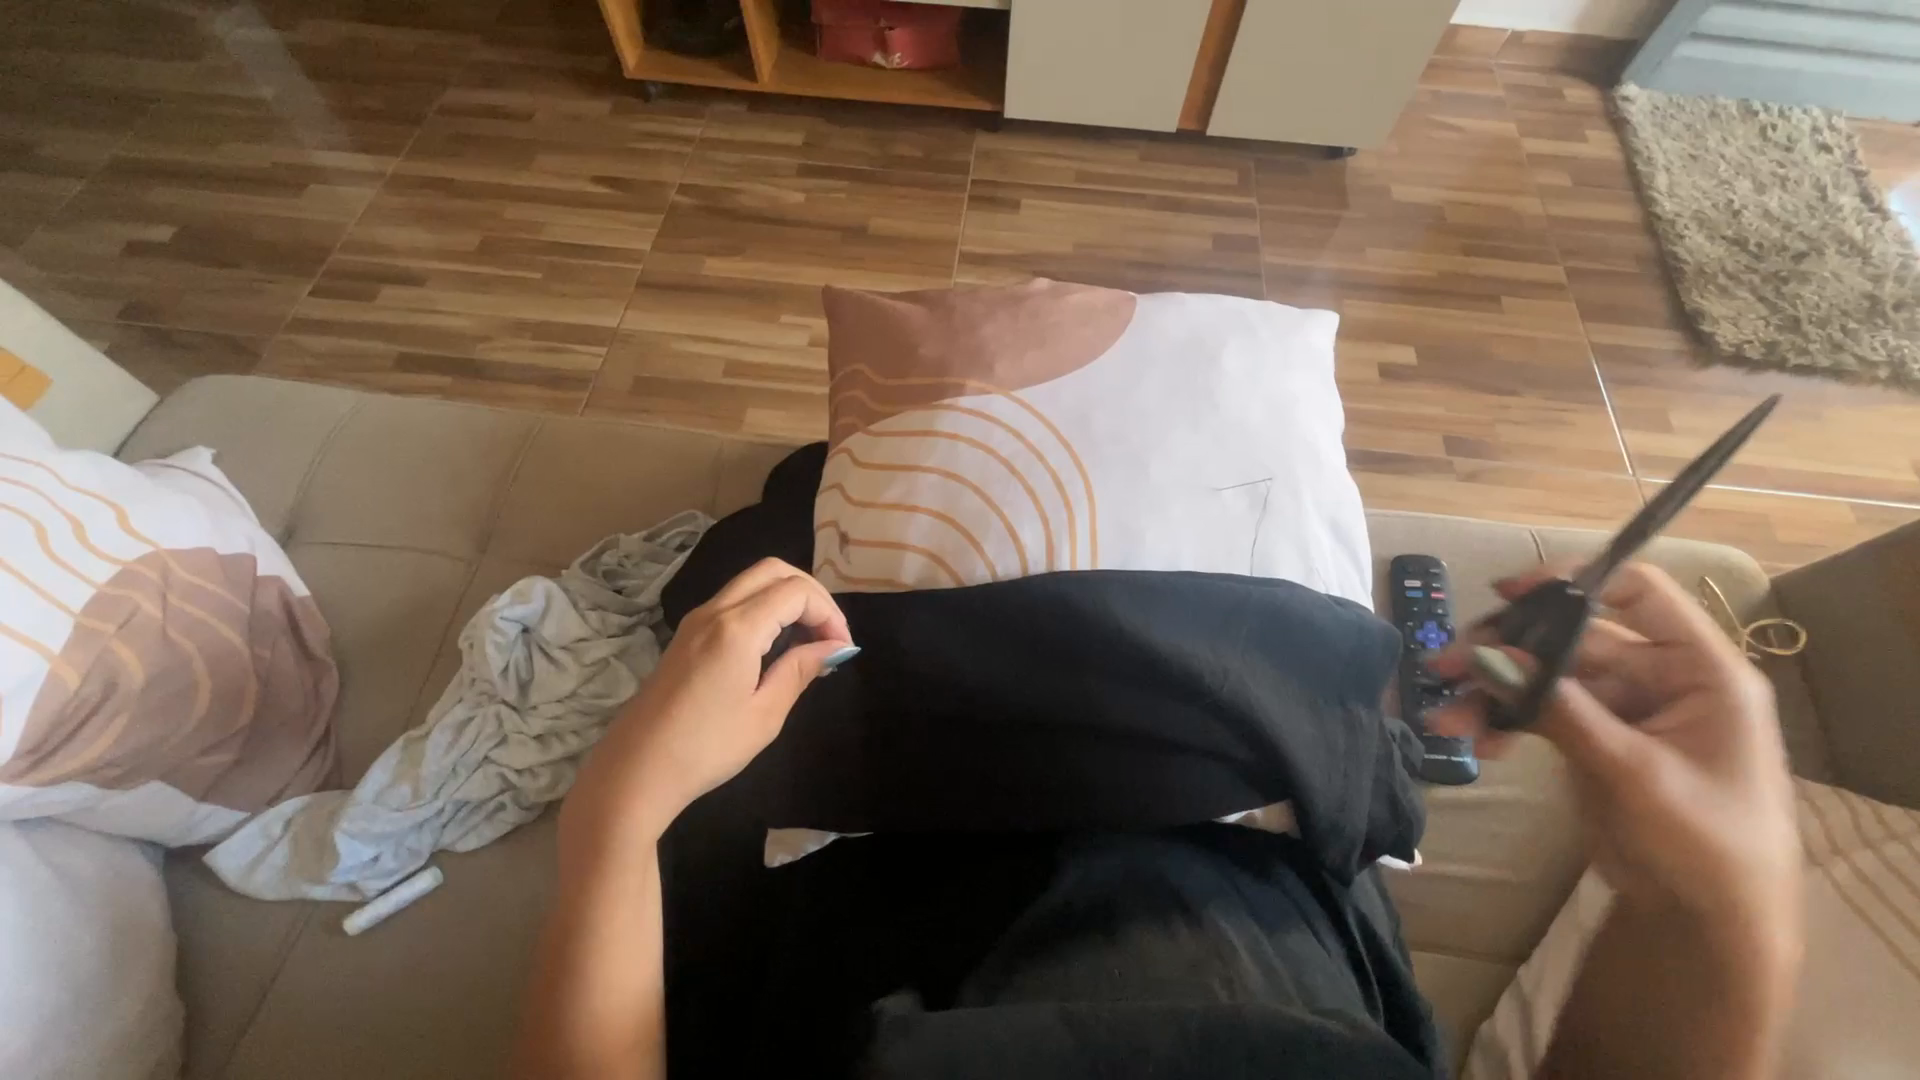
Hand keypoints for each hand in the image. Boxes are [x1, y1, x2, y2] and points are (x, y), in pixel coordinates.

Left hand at [562, 559, 853, 847]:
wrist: (634, 772)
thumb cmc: (705, 749)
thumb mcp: (765, 714)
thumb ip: (801, 670)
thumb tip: (836, 647)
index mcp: (737, 628)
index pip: (796, 592)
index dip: (829, 613)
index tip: (843, 649)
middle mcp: (714, 611)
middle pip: (773, 570)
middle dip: (811, 594)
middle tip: (830, 633)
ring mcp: (696, 621)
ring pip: (752, 582)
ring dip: (787, 599)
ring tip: (809, 640)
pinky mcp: (686, 636)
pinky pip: (735, 602)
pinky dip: (765, 609)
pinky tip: (777, 647)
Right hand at [1427, 563, 1800, 945]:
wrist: (1705, 921)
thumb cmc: (1701, 843)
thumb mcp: (1631, 770)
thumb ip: (1559, 707)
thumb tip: (1489, 654)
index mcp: (1698, 670)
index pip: (1638, 592)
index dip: (1571, 582)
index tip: (1504, 594)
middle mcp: (1658, 676)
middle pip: (1566, 637)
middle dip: (1501, 652)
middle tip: (1441, 669)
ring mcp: (1619, 705)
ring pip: (1539, 674)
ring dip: (1488, 693)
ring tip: (1444, 722)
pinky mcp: (1589, 733)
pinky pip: (1534, 709)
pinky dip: (1501, 720)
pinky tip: (1479, 744)